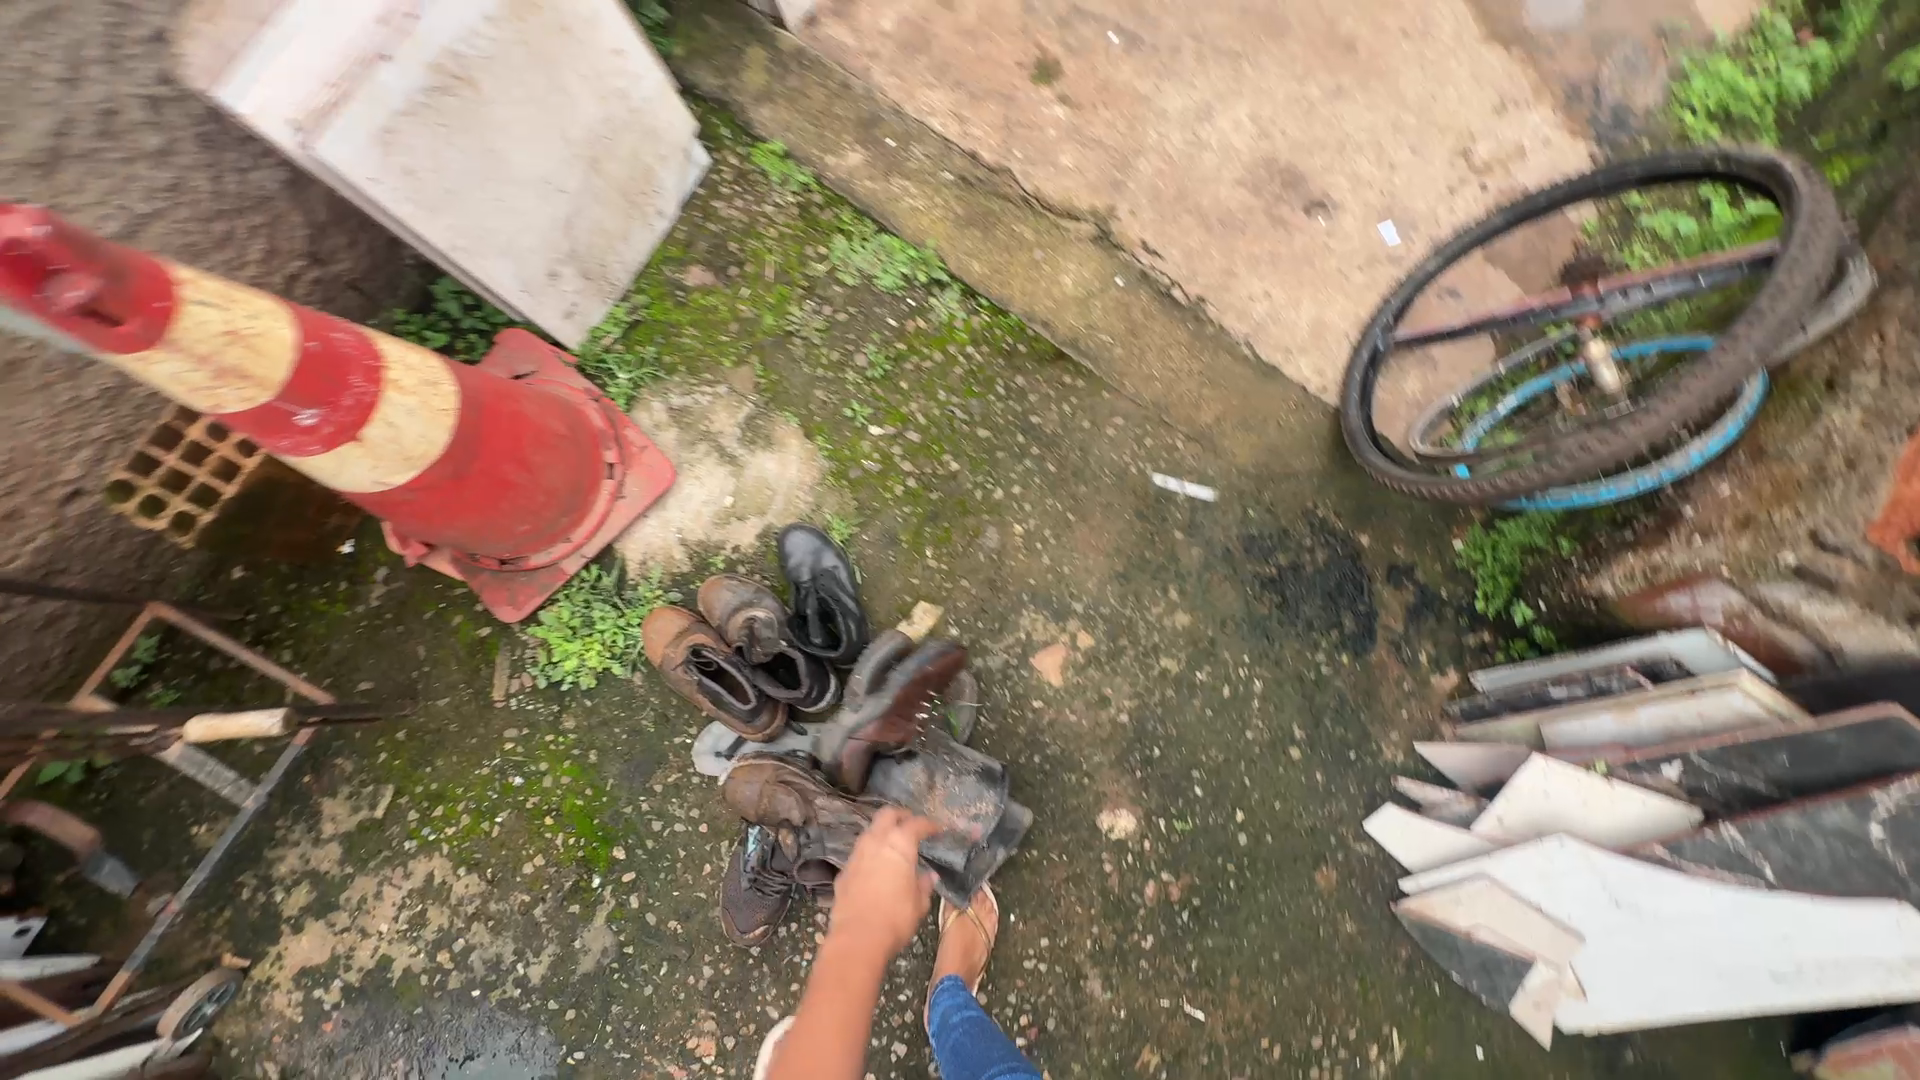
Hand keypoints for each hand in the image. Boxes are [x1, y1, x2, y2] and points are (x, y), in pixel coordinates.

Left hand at [827, 807, 938, 961]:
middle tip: (911, 824)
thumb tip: (929, 875)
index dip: (929, 824)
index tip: (938, 829)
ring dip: (882, 834)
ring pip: (869, 832)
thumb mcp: (919, 903)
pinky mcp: (843, 871)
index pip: (917, 824)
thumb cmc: (896, 918)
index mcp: (900, 843)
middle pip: (887, 815)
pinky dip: (870, 855)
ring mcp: (856, 855)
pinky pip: (859, 854)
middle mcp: (876, 841)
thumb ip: (924, 884)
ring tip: (893, 846)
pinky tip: (875, 869)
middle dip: (901, 816)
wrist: (857, 938)